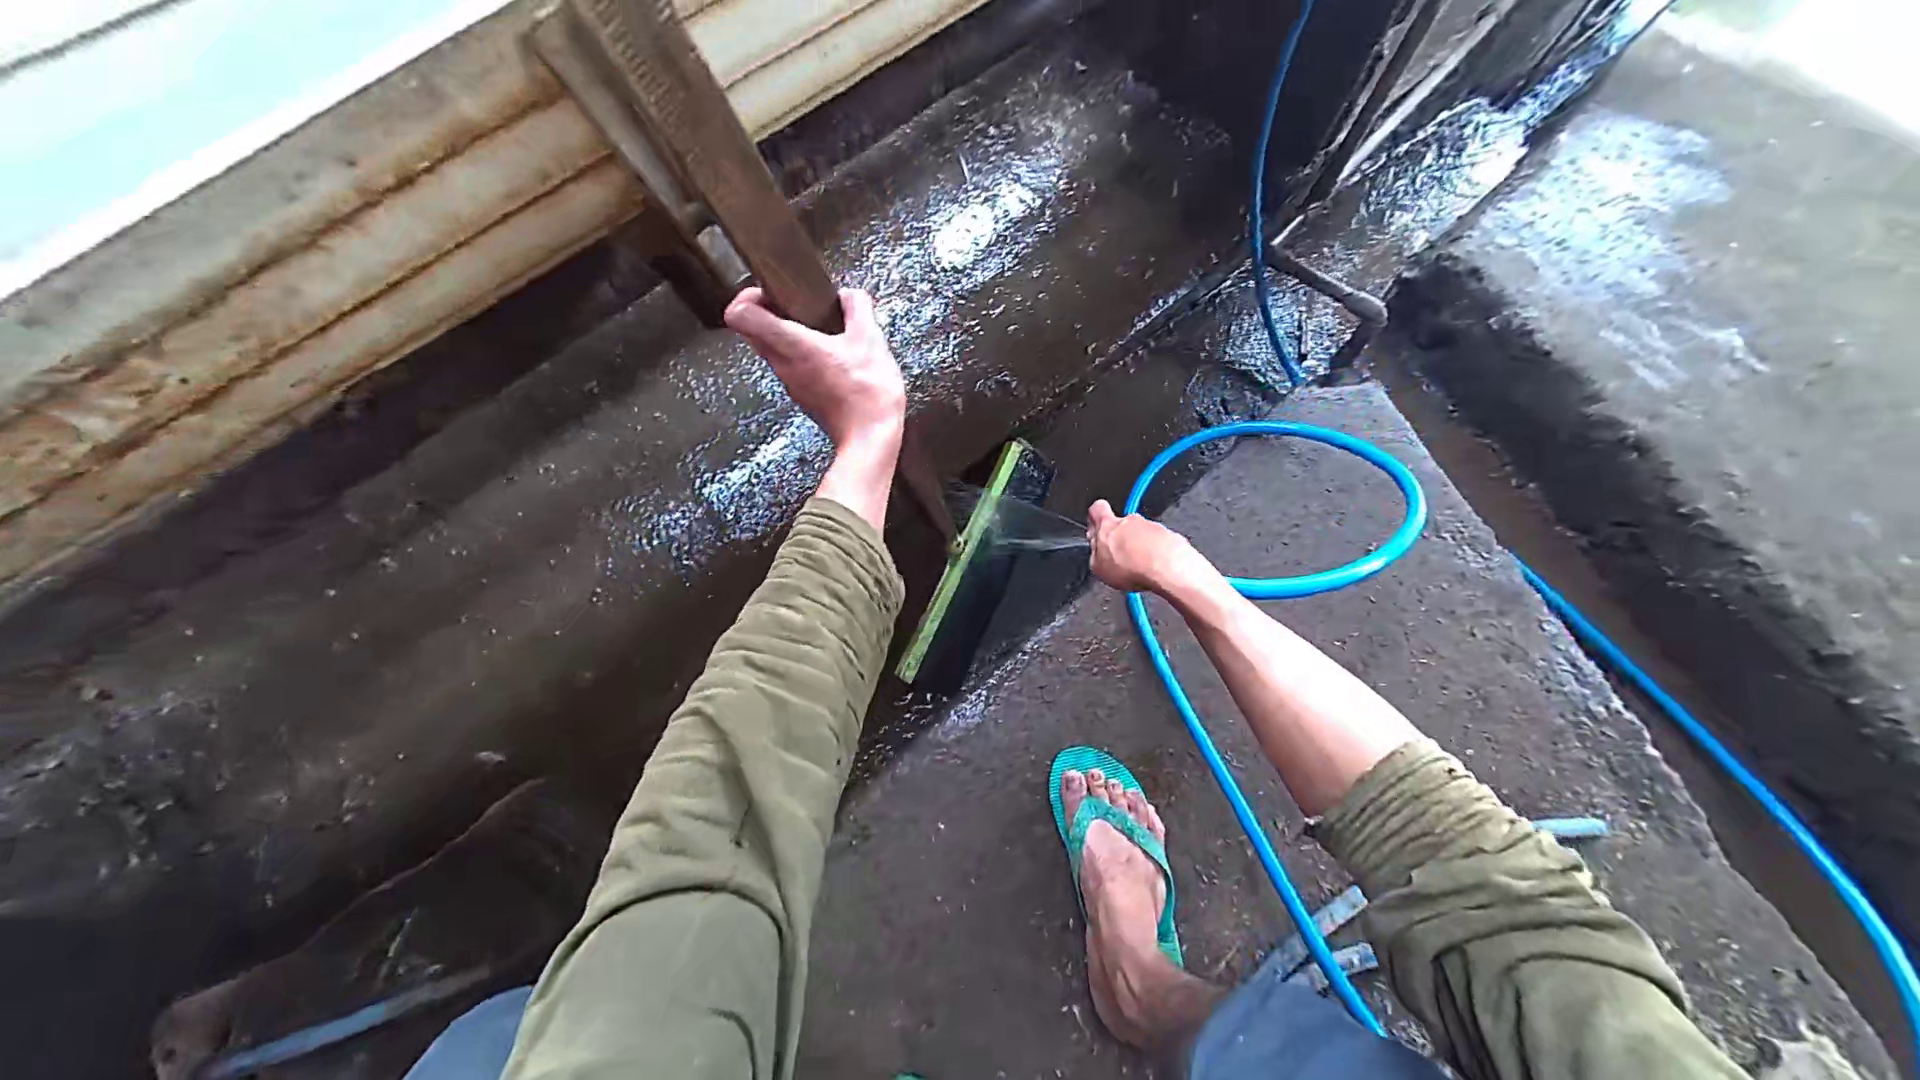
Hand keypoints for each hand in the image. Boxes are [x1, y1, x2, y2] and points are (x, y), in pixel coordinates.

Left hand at [724, 286, 906, 450]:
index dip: (748, 295)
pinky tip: (833, 356)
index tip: (770, 291)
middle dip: (772, 312)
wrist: (871, 437)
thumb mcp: (871, 338)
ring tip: (821, 331)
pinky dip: (805, 356)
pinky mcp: (804, 396)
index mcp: (790, 345)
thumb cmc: (867, 394)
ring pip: (773, 350)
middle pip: (753, 330)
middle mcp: (782, 365)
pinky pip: (792, 368)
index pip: (739, 314)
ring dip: (790, 335)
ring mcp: (791, 383)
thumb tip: (850, 297)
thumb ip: (857, 308)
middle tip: (797, 307)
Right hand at [1086, 500, 1213, 593]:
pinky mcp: (1170, 536)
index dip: (1096, 518)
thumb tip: (1096, 555)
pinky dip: (1157, 554)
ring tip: (1140, 569)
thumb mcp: (1098, 568)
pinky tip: (1155, 570)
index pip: (1097, 509)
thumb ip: (1095, 555)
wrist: (1168, 569)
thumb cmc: (1134, 567)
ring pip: (1142, 534)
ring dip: (1140, 548)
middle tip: (1120, 558)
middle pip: (1122, 524)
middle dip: (1121, 539)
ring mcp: (1152, 527)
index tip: (1097, 530)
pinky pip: (1159, 543)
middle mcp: (1131, 521)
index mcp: (1108, 525)